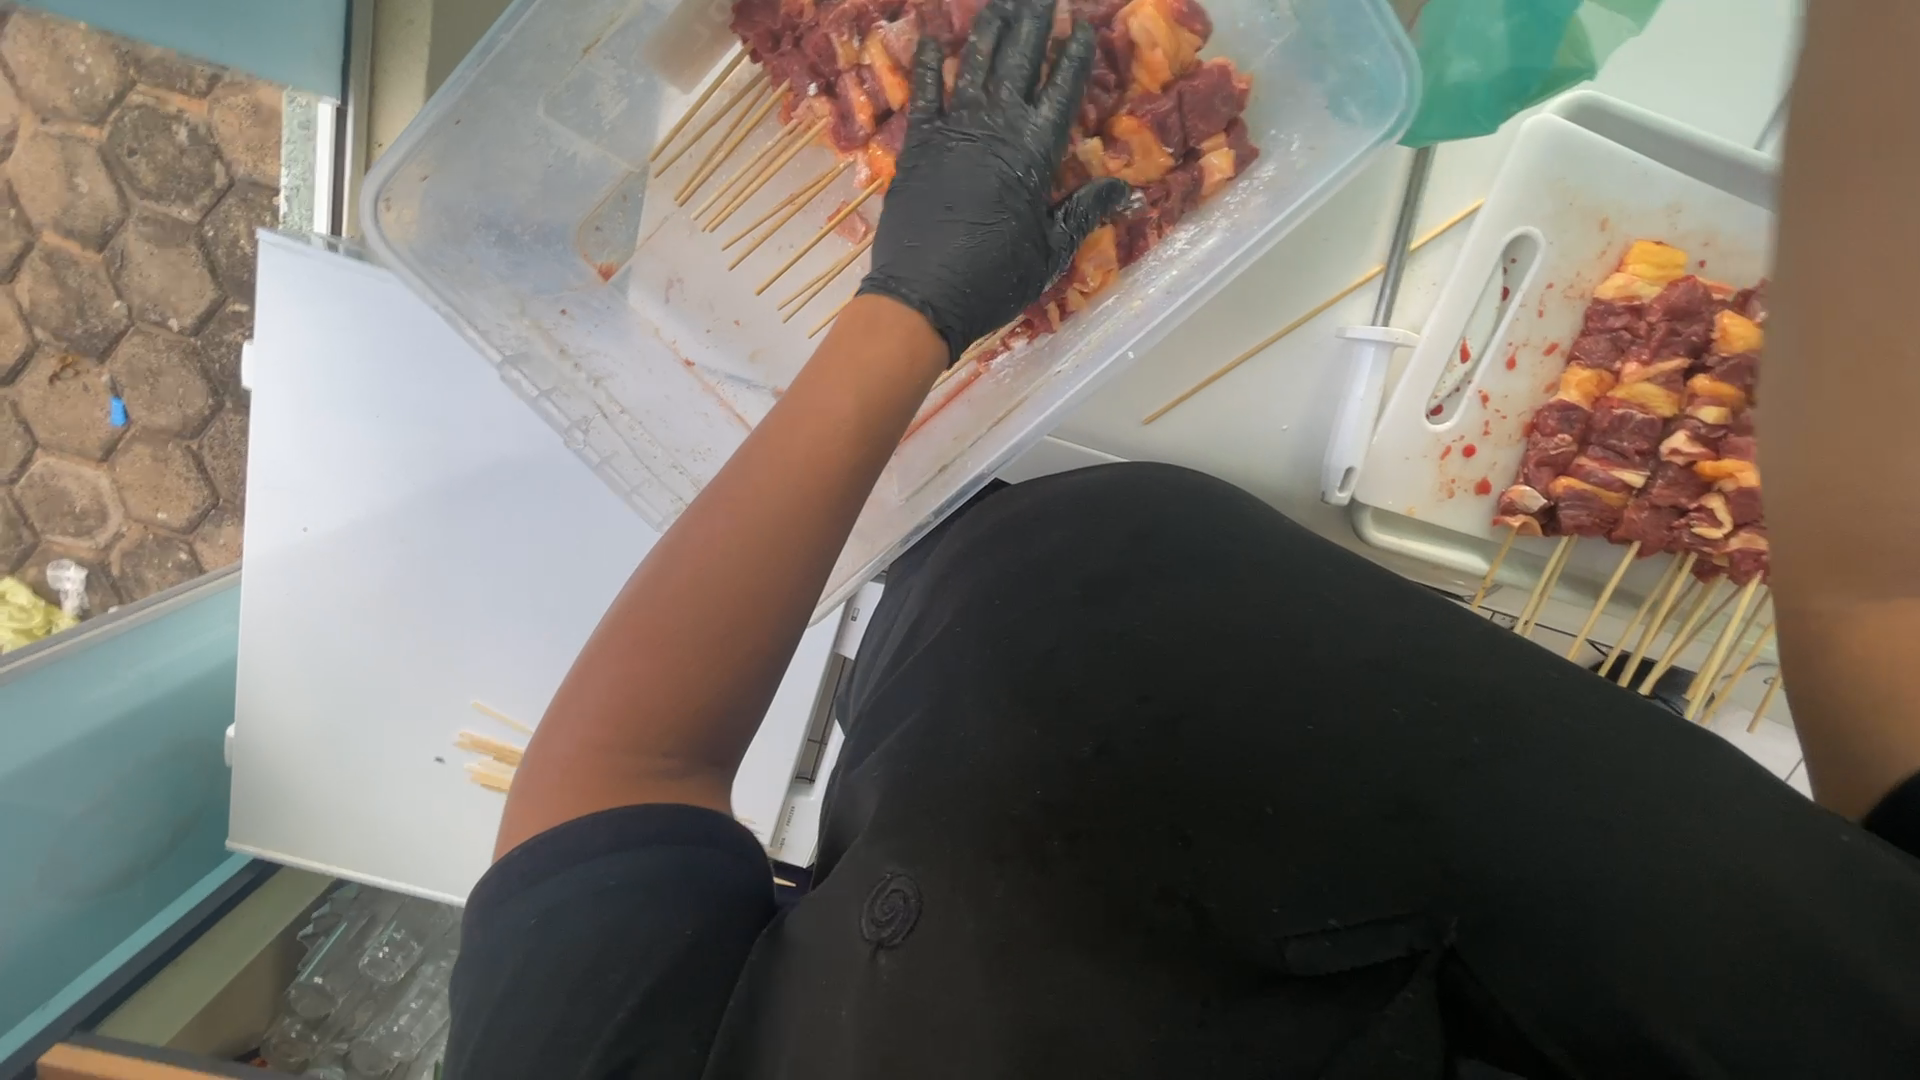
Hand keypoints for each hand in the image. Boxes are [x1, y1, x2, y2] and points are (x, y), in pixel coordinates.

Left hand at [857, 0, 1129, 364]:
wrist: (924, 296)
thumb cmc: (993, 281)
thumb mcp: (1049, 253)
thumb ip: (1084, 213)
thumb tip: (1126, 191)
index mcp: (1035, 152)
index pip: (1062, 89)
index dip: (1074, 55)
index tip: (1083, 26)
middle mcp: (996, 126)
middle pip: (1020, 59)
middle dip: (1036, 20)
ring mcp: (953, 129)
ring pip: (974, 62)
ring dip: (990, 27)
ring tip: (1002, 1)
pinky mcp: (917, 143)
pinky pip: (924, 91)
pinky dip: (927, 63)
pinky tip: (931, 39)